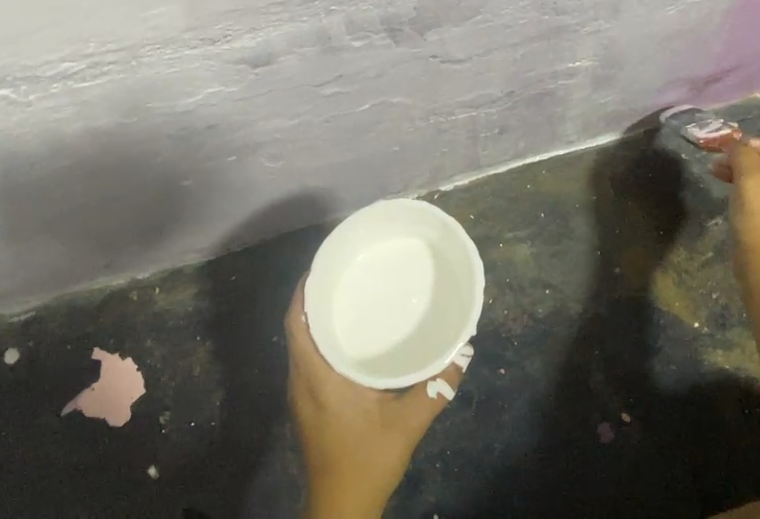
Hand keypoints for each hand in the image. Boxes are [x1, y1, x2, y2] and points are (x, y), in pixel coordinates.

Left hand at [285, 278, 467, 517]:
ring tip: (346, 296)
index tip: (324, 265)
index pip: (297, 322)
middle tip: (343, 273)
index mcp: (317, 376)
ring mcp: (300, 395)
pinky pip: (306, 360)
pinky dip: (320, 340)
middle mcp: (301, 380)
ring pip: (300, 345)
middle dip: (313, 298)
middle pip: (297, 328)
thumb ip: (436, 387)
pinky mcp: (307, 407)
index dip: (303, 290)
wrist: (342, 509)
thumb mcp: (408, 423)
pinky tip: (347, 337)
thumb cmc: (367, 460)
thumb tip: (463, 350)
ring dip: (315, 320)